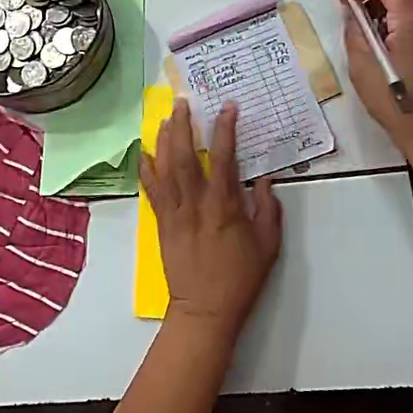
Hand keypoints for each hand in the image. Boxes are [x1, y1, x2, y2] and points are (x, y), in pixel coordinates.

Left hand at [139, 100, 283, 341]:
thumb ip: (267, 209)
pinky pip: (151, 191)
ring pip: (164, 169)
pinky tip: (144, 153)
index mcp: (224, 207)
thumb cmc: (241, 278)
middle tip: (182, 103)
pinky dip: (147, 170)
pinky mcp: (161, 223)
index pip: (223, 158)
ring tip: (164, 118)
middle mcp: (195, 204)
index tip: (227, 107)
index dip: (225, 129)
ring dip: (163, 141)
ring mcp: (174, 213)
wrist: (205, 308)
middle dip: (183, 126)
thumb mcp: (268, 245)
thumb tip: (264, 179)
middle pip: (184, 156)